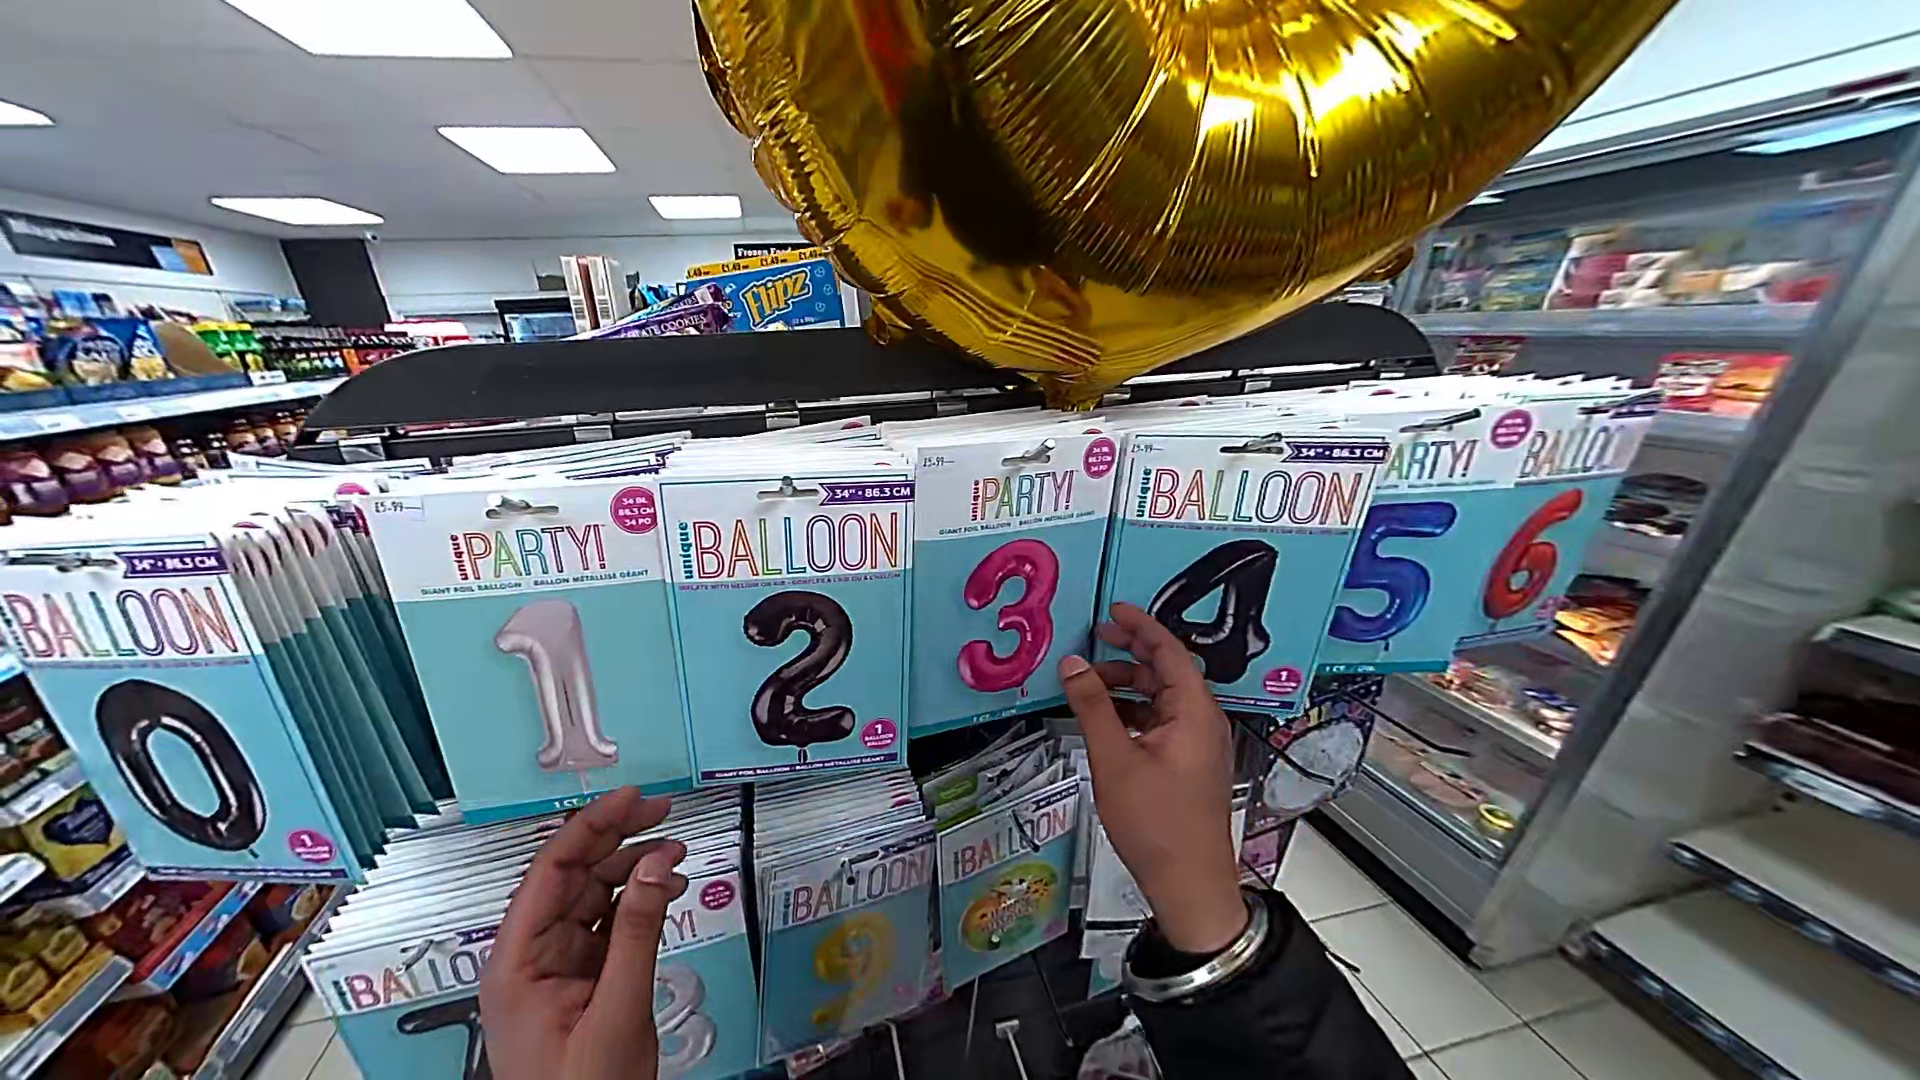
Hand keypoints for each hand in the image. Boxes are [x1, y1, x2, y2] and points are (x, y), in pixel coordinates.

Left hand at [480, 788, 688, 1079]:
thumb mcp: (617, 1012)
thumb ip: (638, 933)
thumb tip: (657, 862)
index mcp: (518, 962)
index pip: (550, 872)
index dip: (590, 826)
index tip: (632, 797)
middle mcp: (534, 952)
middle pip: (573, 872)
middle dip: (618, 835)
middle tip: (663, 810)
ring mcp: (561, 959)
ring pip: (596, 888)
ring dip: (637, 865)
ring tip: (677, 853)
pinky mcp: (588, 968)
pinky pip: (614, 914)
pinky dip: (643, 895)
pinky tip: (669, 887)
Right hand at [1060, 602, 1247, 953]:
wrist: (1189, 887)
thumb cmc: (1157, 823)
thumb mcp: (1114, 758)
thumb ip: (1092, 706)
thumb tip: (1073, 664)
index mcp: (1194, 712)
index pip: (1169, 651)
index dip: (1141, 625)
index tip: (1114, 609)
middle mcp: (1201, 721)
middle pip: (1165, 671)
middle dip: (1129, 653)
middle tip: (1095, 638)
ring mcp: (1195, 743)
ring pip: (1159, 697)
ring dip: (1126, 685)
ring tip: (1089, 685)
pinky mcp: (1185, 762)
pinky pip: (1158, 721)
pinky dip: (1130, 711)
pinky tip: (1104, 717)